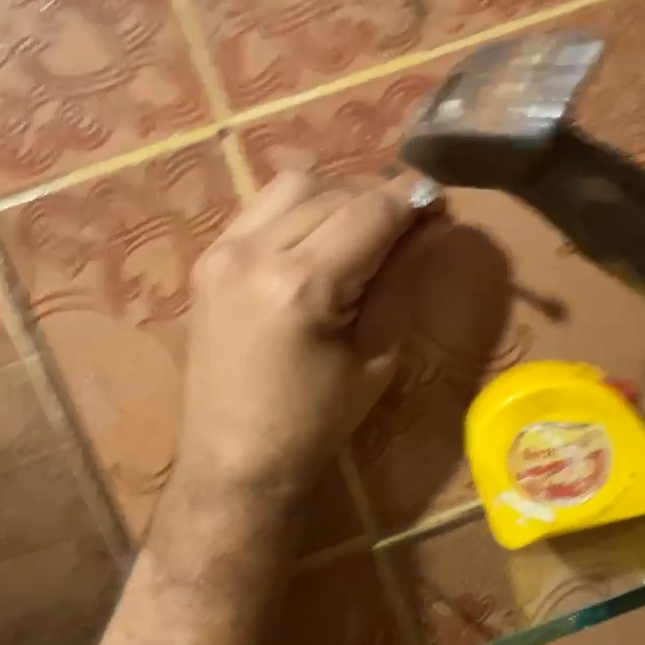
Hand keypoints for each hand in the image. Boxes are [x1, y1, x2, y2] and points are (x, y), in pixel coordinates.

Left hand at [168, 169, 426, 516]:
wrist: (234, 458)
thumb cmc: (315, 422)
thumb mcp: (377, 358)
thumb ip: (402, 280)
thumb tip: (432, 224)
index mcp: (302, 284)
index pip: (371, 211)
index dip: (412, 200)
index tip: (437, 205)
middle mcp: (255, 252)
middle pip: (334, 191)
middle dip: (378, 201)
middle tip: (405, 228)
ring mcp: (222, 251)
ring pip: (294, 185)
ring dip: (335, 197)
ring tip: (357, 233)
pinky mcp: (207, 258)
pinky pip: (260, 207)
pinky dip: (296, 210)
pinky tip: (314, 241)